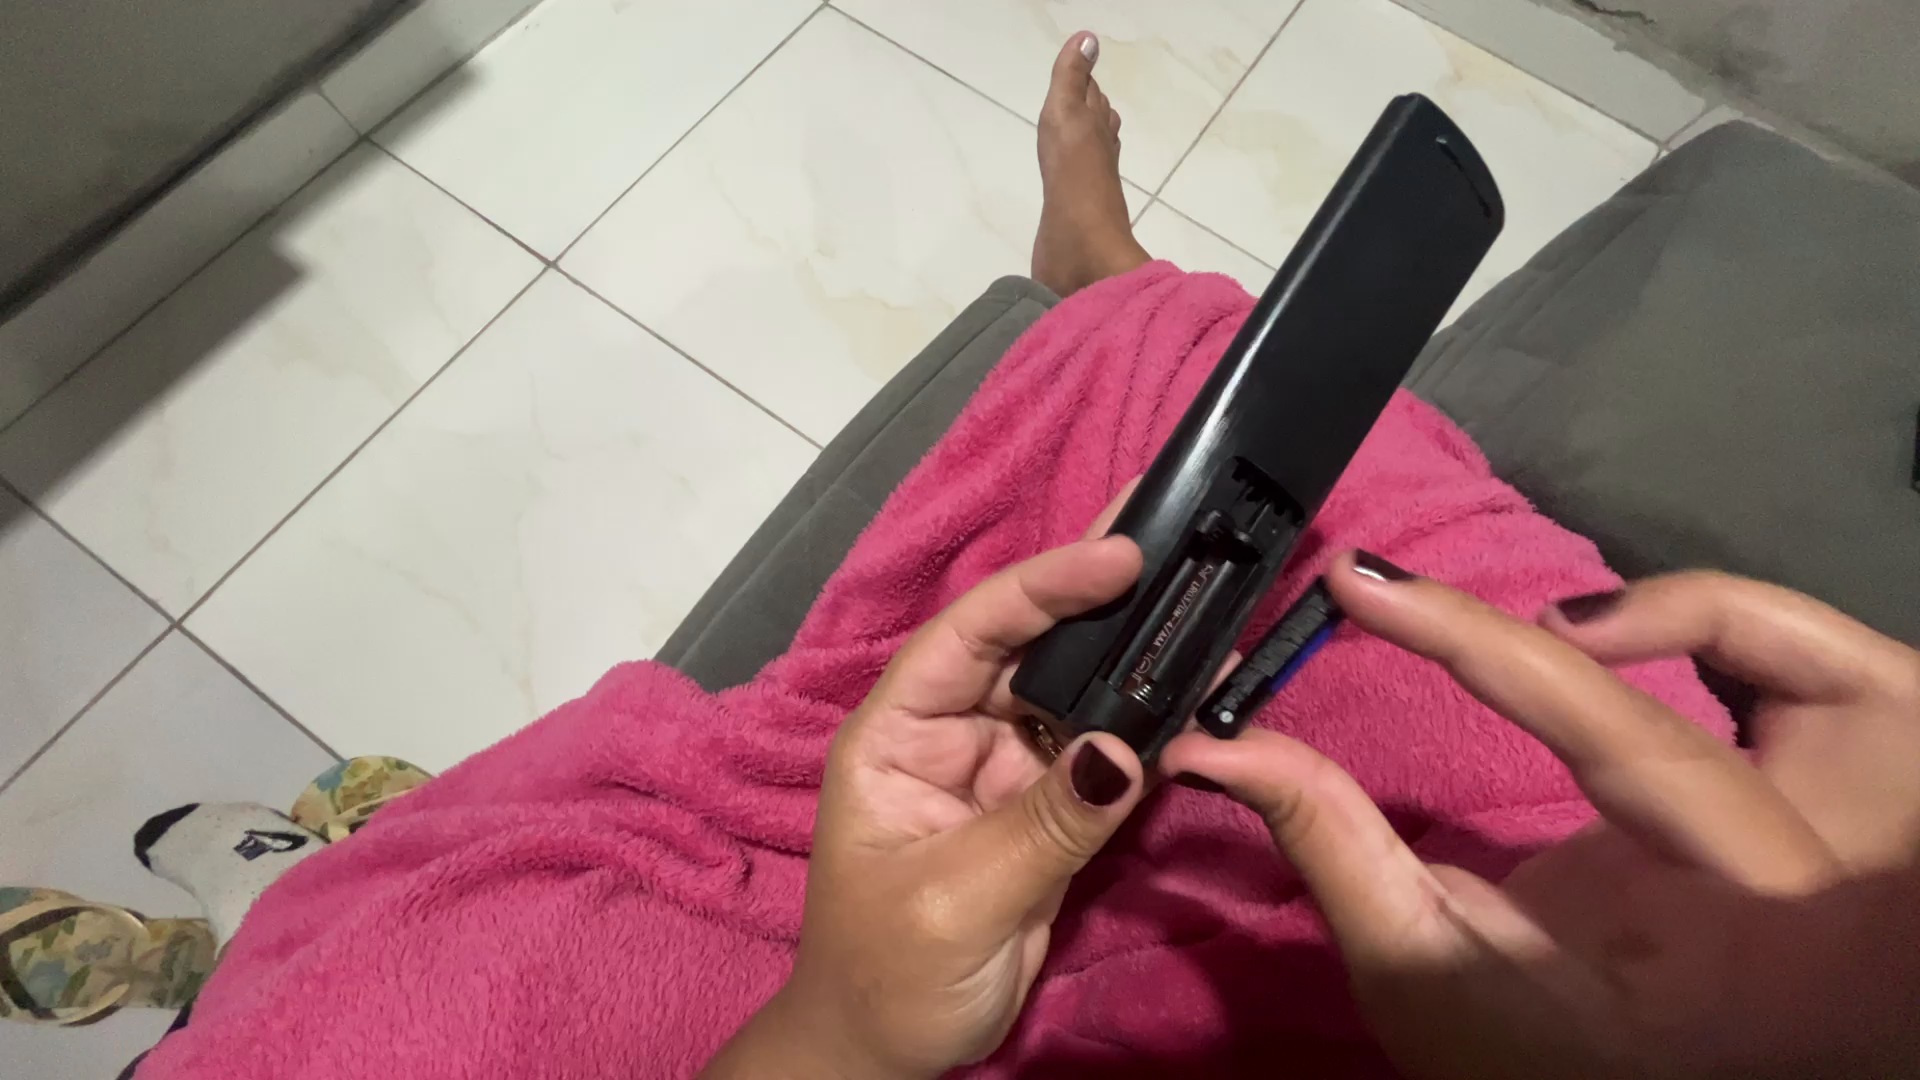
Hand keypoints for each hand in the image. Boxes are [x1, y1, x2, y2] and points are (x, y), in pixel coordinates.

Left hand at [704, 491, 1150, 1078]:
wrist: (895, 1045)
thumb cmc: (889, 970)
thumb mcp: (955, 898)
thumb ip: (1042, 824)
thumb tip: (1123, 748)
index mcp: (900, 727)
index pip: (971, 633)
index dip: (1041, 587)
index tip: (1119, 556)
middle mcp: (954, 725)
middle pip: (1029, 643)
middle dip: (1096, 595)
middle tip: (1171, 538)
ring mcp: (1006, 760)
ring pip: (1076, 689)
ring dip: (1132, 654)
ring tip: (1199, 603)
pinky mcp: (1049, 798)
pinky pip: (1104, 749)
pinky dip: (1147, 721)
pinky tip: (1194, 690)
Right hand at [1162, 554, 1919, 1077]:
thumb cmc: (1520, 1066)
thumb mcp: (1408, 964)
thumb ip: (1319, 834)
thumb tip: (1207, 742)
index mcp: (1732, 929)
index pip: (1615, 729)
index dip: (1471, 634)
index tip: (1358, 581)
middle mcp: (1833, 891)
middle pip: (1857, 694)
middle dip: (1675, 617)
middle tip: (1544, 625)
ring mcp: (1853, 870)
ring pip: (1879, 691)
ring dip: (1735, 626)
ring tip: (1593, 632)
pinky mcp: (1824, 850)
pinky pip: (1853, 720)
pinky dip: (1754, 661)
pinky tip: (1640, 675)